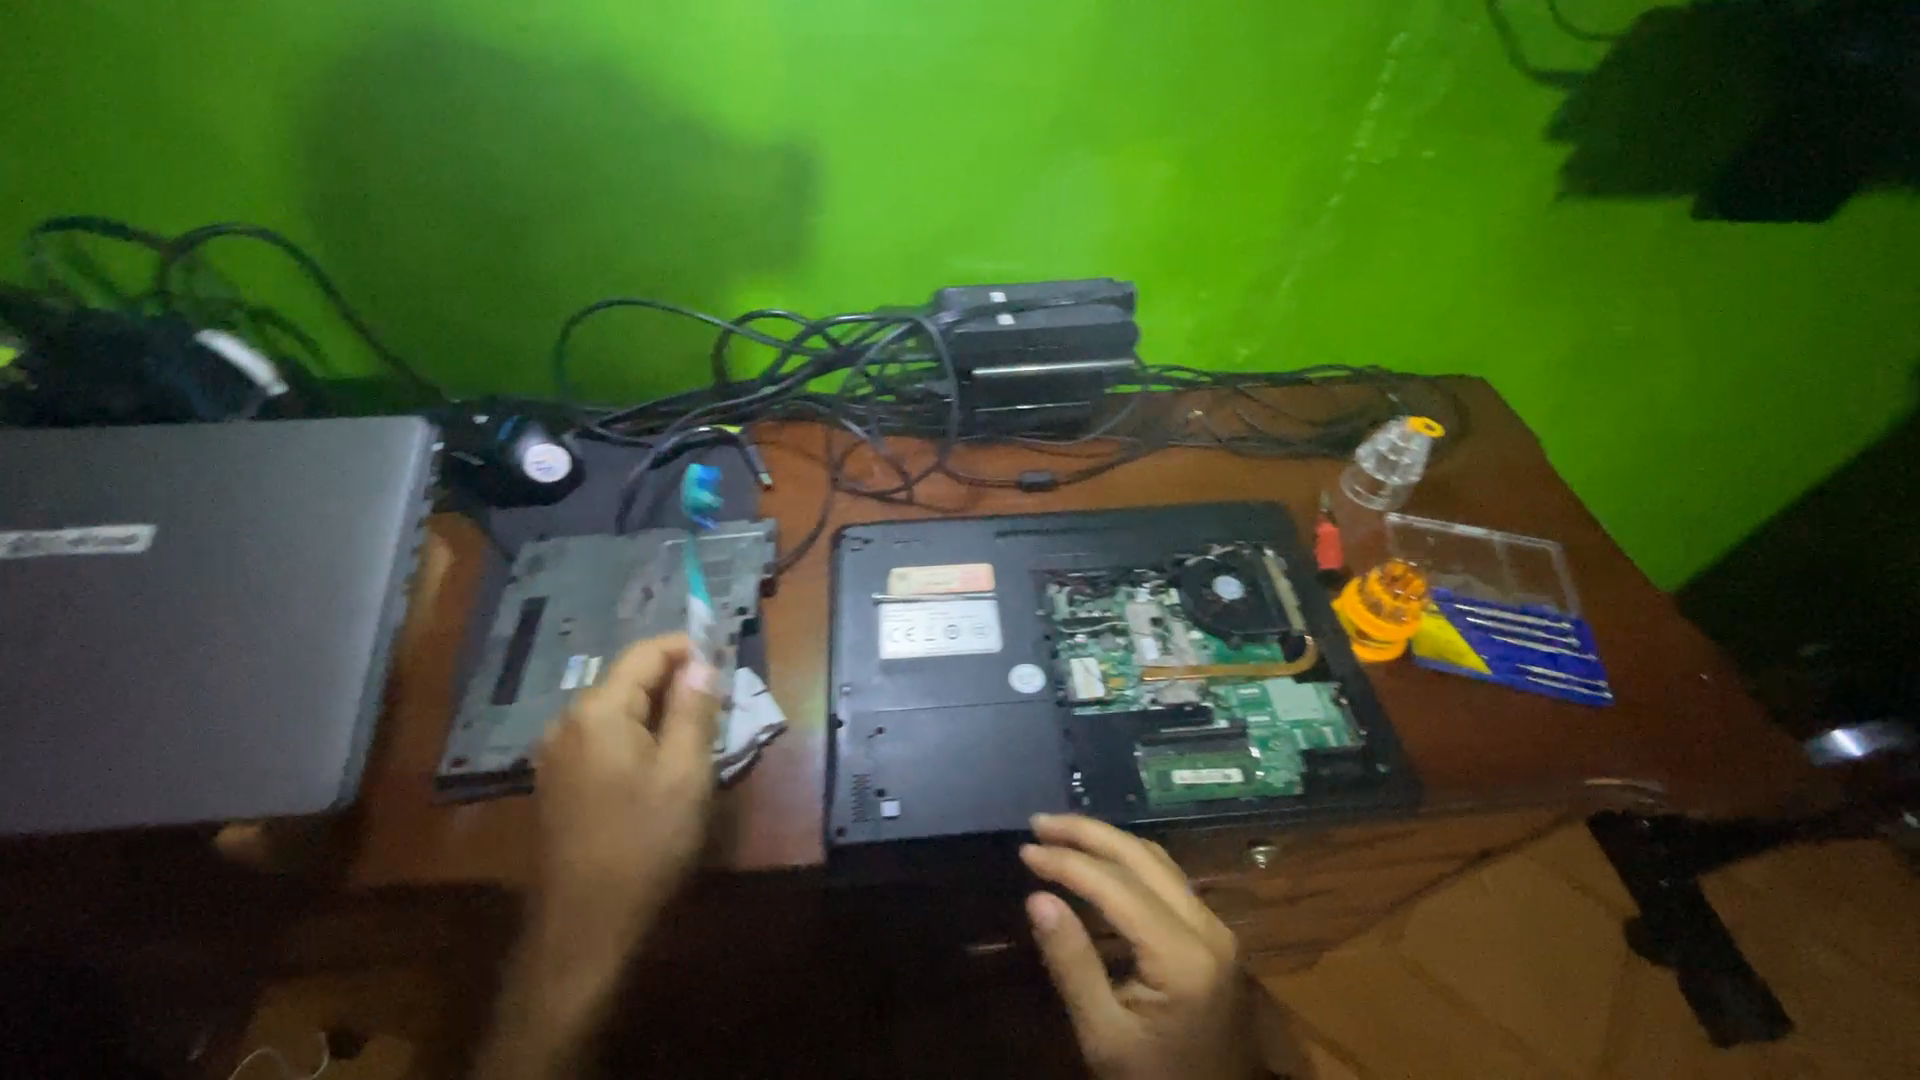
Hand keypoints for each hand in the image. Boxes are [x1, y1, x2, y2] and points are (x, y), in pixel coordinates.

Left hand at [532, 633, 720, 944]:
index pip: (645, 654)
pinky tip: (660, 763)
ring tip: (697, 734)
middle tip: (719, 703)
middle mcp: (567, 722)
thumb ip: (694, 709)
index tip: (725, 660)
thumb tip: (702, 663)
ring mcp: (555, 754)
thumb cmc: (646, 842)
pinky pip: (602, 739)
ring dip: (657, 711)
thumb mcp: (686, 772)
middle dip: (675, 682)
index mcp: (598, 711)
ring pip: (615, 711)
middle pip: (627, 680)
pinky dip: (635, 736)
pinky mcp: (556, 783)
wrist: (585, 925)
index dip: (687, 649)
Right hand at [1022, 813, 1257, 1079]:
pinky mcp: (1213, 935)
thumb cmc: (1154, 1079)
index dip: (1068, 861)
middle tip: (1039, 823)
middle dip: (1087, 834)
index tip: (1025, 850)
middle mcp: (1207, 928)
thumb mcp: (1103, 1035)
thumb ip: (1072, 964)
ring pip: (1158, 861)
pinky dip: (1128, 860)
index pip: (1117, 886)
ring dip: (1108, 841)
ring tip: (1061, 833)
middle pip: (1142, 858)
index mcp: (1183, 956)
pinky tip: (1099, 859)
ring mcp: (1216, 929)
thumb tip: (1037, 897)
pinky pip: (1169, 879)